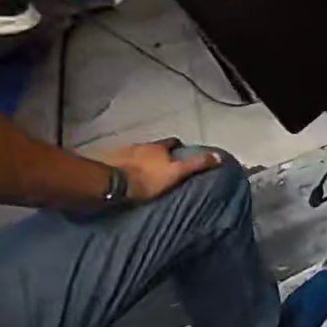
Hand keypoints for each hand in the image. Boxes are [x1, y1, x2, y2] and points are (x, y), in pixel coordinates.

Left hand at [91, 139, 222, 202]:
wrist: (109, 184)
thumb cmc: (147, 178)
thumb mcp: (177, 173)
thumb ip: (197, 164)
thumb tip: (220, 156)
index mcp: (159, 147)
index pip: (172, 141)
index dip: (178, 146)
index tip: (181, 153)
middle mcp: (142, 145)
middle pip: (153, 147)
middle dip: (157, 153)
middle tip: (161, 165)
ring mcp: (122, 153)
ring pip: (136, 154)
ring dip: (140, 160)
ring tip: (142, 173)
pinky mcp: (106, 163)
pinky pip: (119, 162)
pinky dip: (124, 167)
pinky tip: (124, 176)